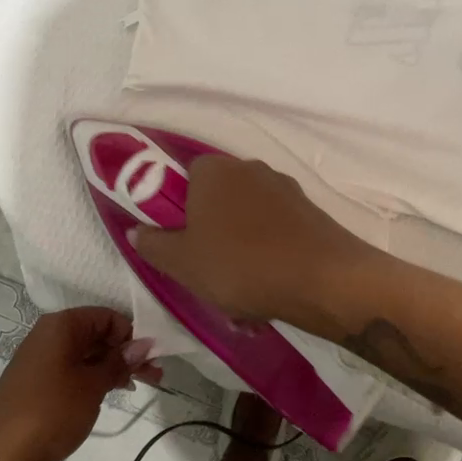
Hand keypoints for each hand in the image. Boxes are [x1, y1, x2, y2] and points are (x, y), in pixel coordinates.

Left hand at [0, 307, 160, 460]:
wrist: (0, 459)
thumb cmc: (51, 411)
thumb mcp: (92, 386)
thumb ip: (118, 362)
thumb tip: (143, 344)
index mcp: (60, 326)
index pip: (105, 316)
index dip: (130, 334)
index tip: (150, 358)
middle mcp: (47, 337)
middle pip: (95, 336)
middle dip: (124, 354)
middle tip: (154, 376)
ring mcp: (38, 362)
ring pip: (84, 356)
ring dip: (111, 369)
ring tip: (136, 388)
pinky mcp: (33, 386)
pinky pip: (70, 373)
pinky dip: (91, 380)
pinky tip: (108, 395)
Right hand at [129, 155, 379, 326]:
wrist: (323, 279)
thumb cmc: (240, 264)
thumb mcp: (182, 263)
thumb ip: (153, 244)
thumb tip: (138, 230)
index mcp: (213, 169)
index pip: (183, 179)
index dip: (178, 213)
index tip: (180, 247)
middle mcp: (248, 167)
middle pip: (216, 200)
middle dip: (211, 235)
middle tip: (207, 275)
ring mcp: (283, 187)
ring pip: (246, 219)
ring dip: (239, 249)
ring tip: (241, 293)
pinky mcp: (308, 210)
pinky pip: (275, 231)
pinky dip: (268, 254)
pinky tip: (269, 288)